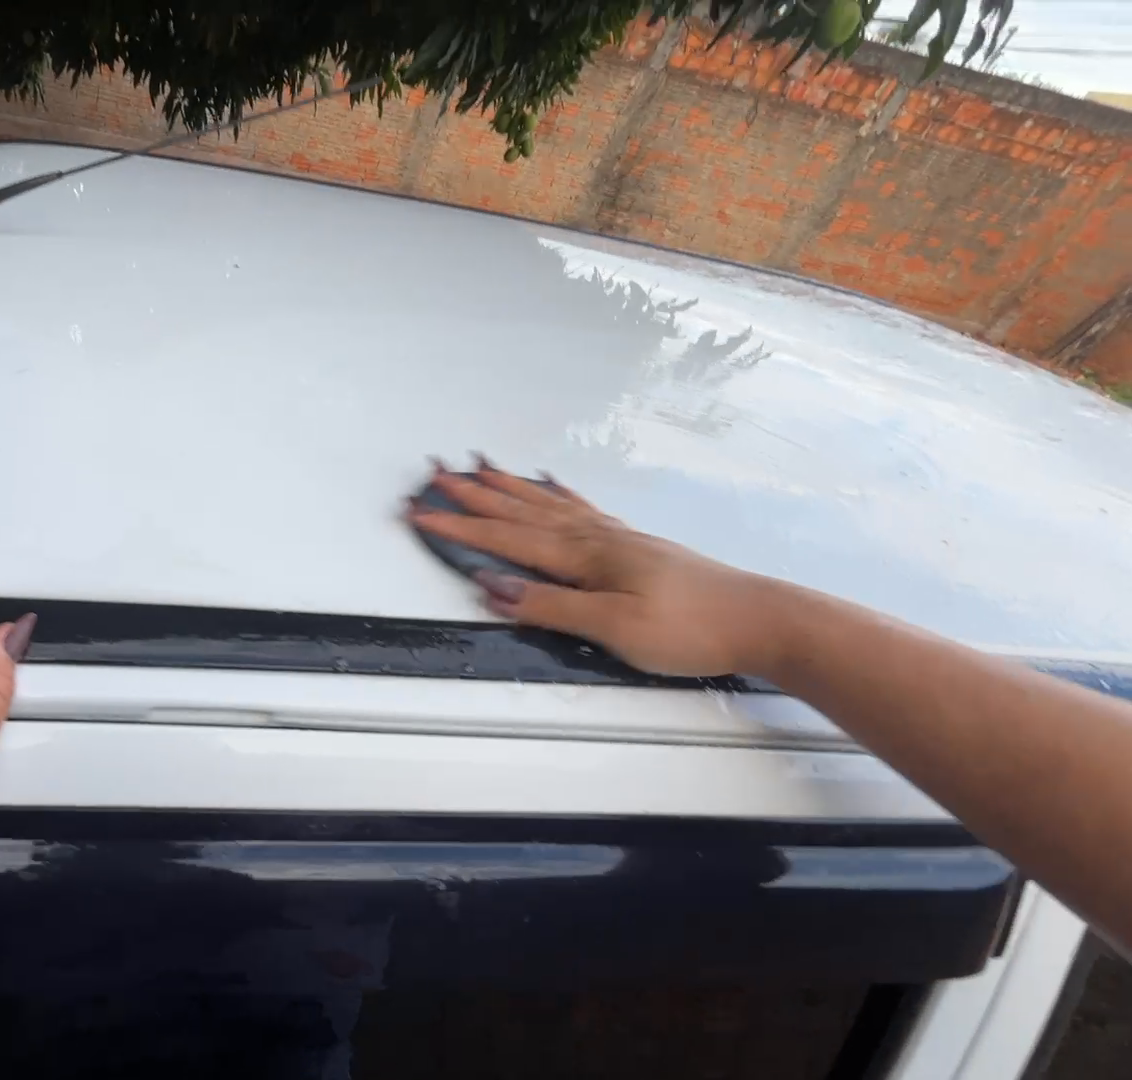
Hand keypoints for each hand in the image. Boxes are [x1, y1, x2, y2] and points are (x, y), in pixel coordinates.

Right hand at [409, 460, 782, 676]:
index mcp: (580, 555)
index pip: (503, 537)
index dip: (457, 525)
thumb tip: (490, 586)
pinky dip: (554, 491)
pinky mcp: (629, 542)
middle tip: (435, 474)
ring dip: (506, 485)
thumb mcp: (613, 627)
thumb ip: (549, 605)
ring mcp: (611, 535)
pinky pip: (578, 506)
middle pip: (517, 509)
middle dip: (471, 493)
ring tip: (478, 466)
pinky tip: (548, 483)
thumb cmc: (689, 629)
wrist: (762, 620)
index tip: (419, 513)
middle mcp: (590, 536)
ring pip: (543, 502)